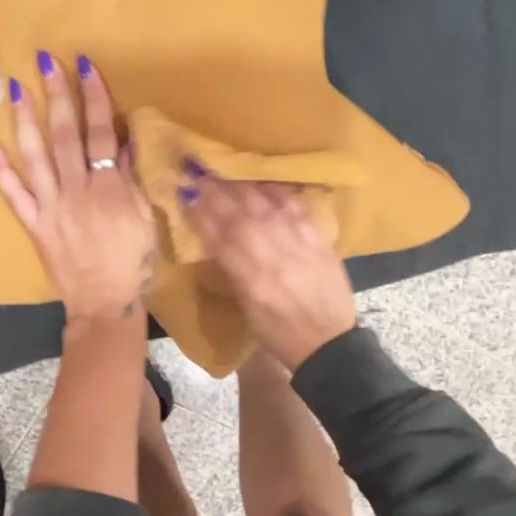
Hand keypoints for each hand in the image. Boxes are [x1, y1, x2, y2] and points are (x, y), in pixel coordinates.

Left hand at [0, 52, 157, 324]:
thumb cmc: (132, 264)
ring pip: (35, 155)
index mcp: (107, 189)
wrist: (105, 303)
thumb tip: (123, 140)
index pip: (99, 133)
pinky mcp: (34, 225)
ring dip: (24, 118)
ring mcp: (51, 208)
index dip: (93, 97)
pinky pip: (13, 193)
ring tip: (15, 86)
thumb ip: (131, 179)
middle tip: (46, 60)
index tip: (84, 65)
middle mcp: (75, 191)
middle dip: (56, 94)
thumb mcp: (144, 219)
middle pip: (64, 135)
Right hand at [183, 178, 357, 369]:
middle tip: (199, 173)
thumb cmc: (281, 336)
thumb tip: (218, 242)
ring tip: (225, 172)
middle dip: (217, 193)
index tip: (185, 195)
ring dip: (242, 187)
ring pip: (266, 208)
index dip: (201, 216)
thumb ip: (235, 275)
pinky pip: (297, 209)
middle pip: (241, 218)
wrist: (329, 344)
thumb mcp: (249, 313)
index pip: (220, 240)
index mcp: (252, 282)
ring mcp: (300, 247)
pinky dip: (278, 193)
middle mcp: (274, 259)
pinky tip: (263, 181)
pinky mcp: (320, 241)